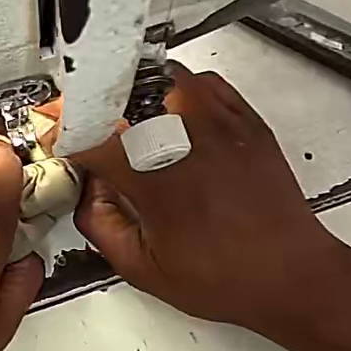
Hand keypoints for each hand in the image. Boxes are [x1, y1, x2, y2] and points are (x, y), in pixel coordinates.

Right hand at [71, 67, 350, 342]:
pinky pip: (201, 83)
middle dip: (95, 108)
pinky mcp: (244, 119)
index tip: (60, 135)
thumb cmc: (229, 274)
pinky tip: (176, 122)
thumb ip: (99, 223)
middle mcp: (184, 136)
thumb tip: (89, 189)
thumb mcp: (143, 267)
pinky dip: (179, 94)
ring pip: (159, 76)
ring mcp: (218, 121)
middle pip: (120, 90)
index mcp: (151, 174)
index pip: (87, 130)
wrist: (290, 271)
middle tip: (94, 129)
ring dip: (137, 95)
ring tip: (135, 126)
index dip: (63, 131)